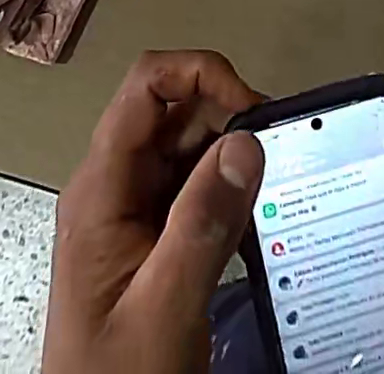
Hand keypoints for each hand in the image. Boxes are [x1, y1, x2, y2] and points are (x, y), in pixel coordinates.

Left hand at [42, 50, 264, 373]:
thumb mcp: (163, 308)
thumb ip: (203, 224)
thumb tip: (247, 142)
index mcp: (102, 188)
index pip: (146, 86)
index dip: (201, 74)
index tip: (252, 110)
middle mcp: (119, 182)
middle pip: (178, 107)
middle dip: (232, 115)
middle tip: (281, 150)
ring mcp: (140, 202)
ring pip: (196, 140)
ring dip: (239, 149)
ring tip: (279, 180)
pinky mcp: (163, 224)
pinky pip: (204, 176)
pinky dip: (237, 180)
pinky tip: (262, 207)